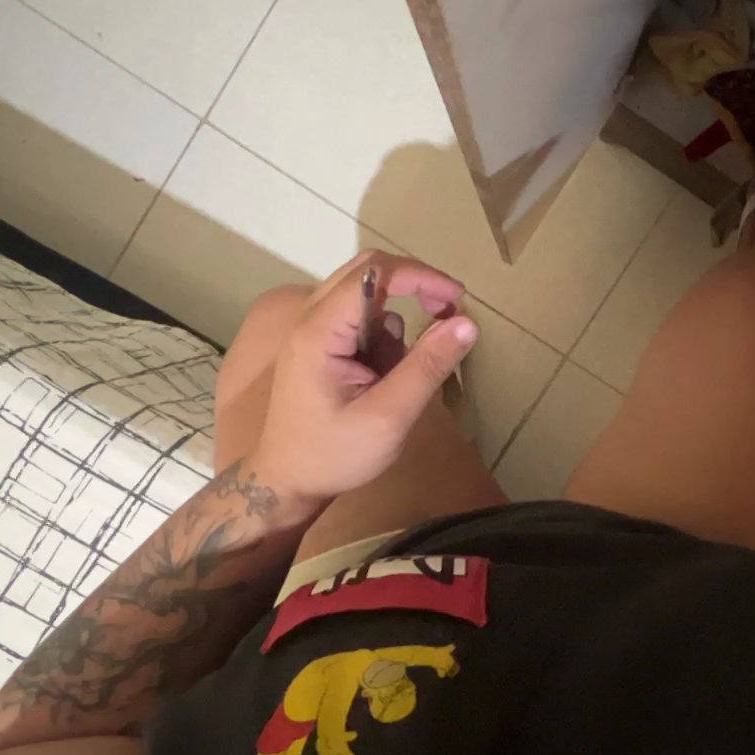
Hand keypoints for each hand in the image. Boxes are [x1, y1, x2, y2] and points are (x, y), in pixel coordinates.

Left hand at [249, 250, 477, 509]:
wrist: (288, 483)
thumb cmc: (335, 456)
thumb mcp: (389, 417)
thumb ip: (427, 367)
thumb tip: (467, 322)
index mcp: (319, 331)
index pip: (375, 273)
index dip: (421, 276)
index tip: (457, 300)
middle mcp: (311, 318)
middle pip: (369, 271)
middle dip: (414, 286)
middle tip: (447, 315)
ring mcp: (313, 329)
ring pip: (367, 295)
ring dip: (396, 323)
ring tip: (396, 379)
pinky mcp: (320, 343)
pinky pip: (360, 318)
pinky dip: (382, 338)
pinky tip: (380, 381)